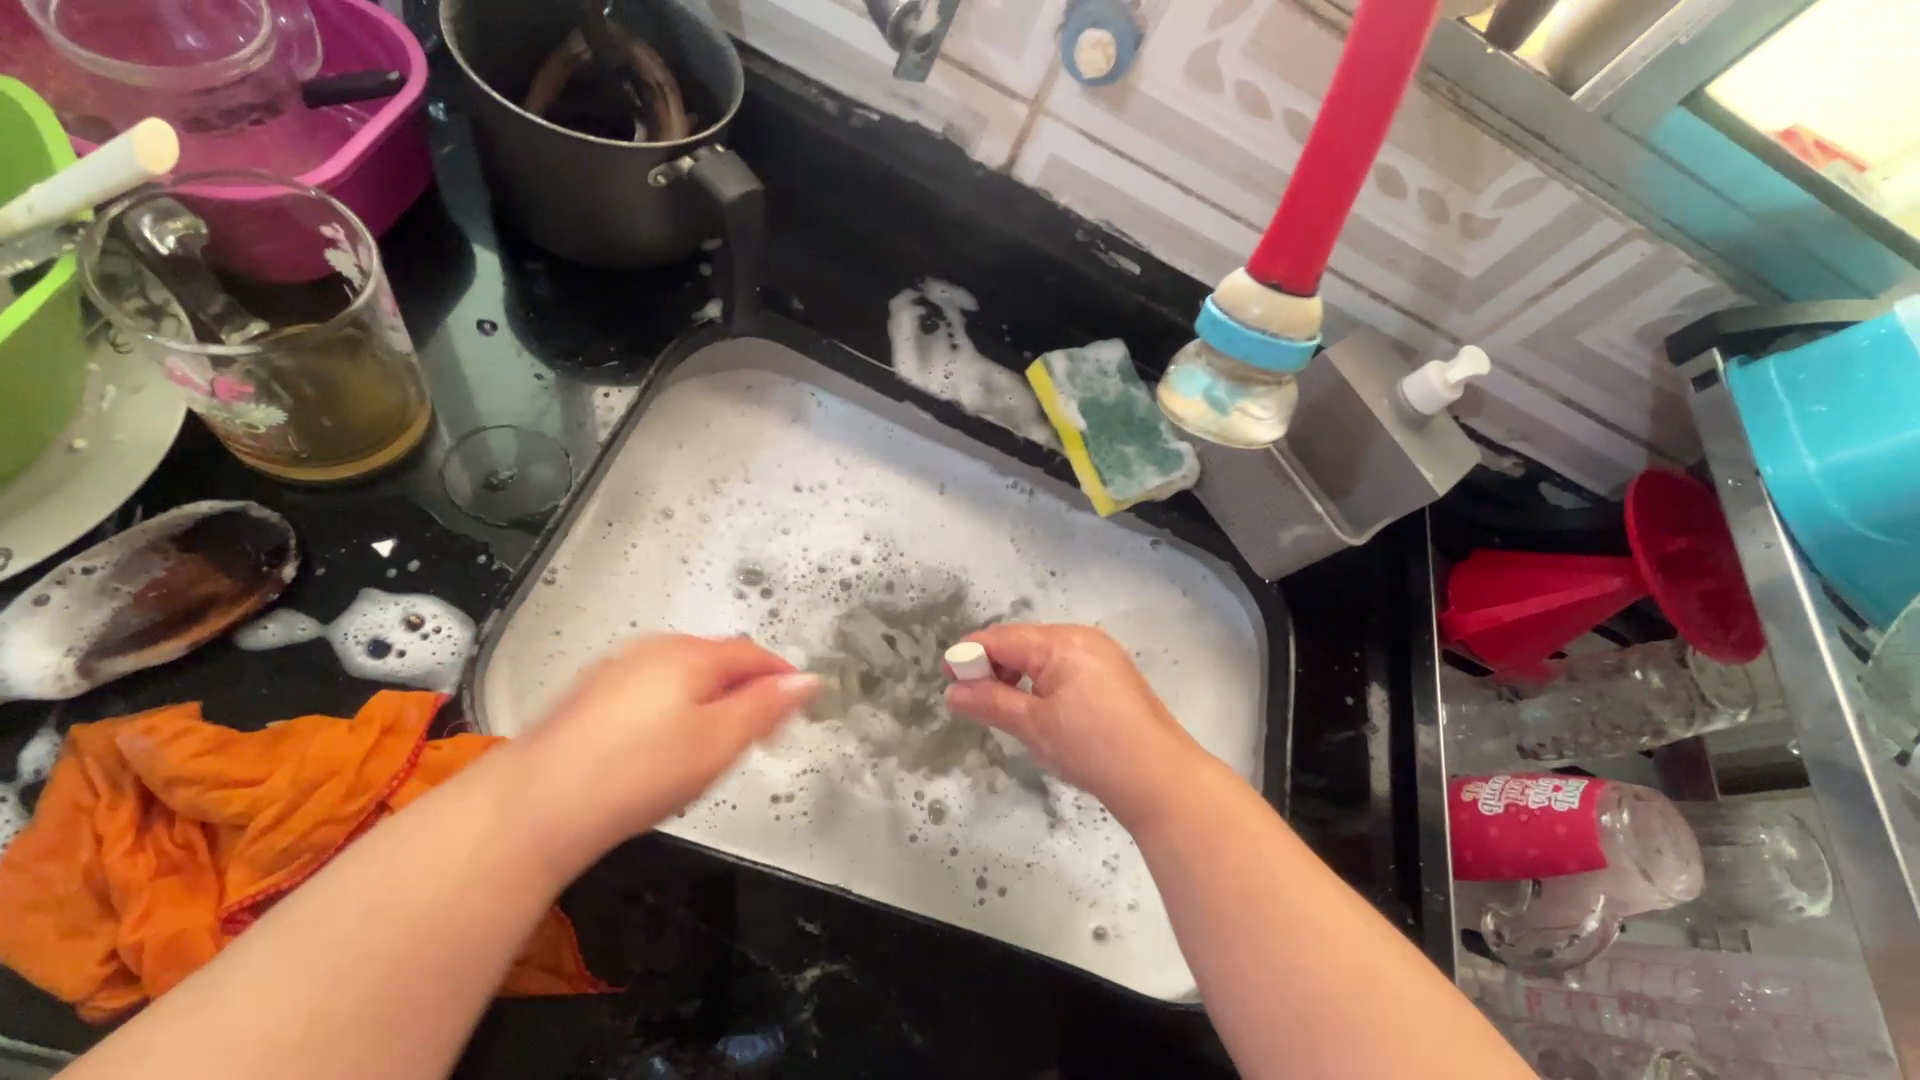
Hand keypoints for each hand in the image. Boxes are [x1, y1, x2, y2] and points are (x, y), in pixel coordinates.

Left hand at [513, 635, 820, 857]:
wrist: (538, 806)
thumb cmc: (634, 775)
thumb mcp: (719, 743)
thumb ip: (766, 707)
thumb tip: (804, 681)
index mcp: (690, 654)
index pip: (756, 655)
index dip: (784, 681)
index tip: (797, 711)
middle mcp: (652, 650)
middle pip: (719, 662)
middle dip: (746, 694)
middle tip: (756, 740)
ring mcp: (618, 670)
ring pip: (685, 679)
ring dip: (710, 705)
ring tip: (708, 754)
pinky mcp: (594, 697)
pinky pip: (653, 694)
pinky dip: (673, 714)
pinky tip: (662, 755)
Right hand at [944, 624, 1213, 827]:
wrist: (1159, 779)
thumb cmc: (1092, 748)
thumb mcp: (1033, 726)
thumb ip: (990, 702)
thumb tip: (953, 691)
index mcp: (1061, 642)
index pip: (1001, 638)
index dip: (970, 655)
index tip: (947, 679)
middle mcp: (1082, 638)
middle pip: (1022, 642)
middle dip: (994, 666)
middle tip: (974, 700)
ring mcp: (1101, 655)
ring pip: (1043, 656)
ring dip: (1017, 675)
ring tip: (1005, 709)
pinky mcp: (1112, 675)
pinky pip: (1064, 668)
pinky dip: (1042, 682)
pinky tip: (1039, 711)